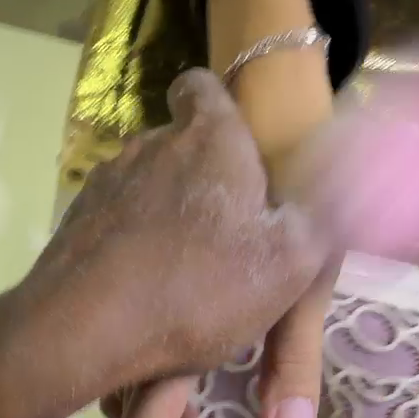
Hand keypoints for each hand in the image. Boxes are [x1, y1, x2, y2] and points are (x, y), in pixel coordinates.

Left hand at [0, 68, 327, 417]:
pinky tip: (137, 290)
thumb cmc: (197, 289)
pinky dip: (126, 248)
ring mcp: (103, 185)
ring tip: (175, 272)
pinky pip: (111, 227)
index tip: (228, 142)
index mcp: (210, 139)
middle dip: (196, 179)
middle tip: (217, 233)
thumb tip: (347, 175)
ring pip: (140, 190)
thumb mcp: (288, 263)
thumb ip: (321, 215)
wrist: (83, 329)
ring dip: (159, 218)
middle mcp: (150, 145)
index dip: (215, 106)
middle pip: (175, 146)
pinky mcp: (71, 226)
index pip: (204, 88)